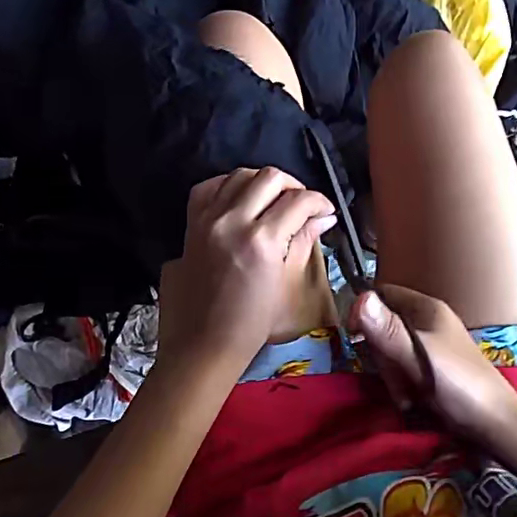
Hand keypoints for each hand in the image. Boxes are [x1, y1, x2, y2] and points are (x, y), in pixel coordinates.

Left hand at [159, 168, 335, 371]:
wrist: (204, 342)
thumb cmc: (252, 324)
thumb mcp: (287, 285)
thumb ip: (304, 243)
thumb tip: (324, 219)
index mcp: (262, 241)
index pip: (298, 201)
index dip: (319, 201)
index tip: (325, 211)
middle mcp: (233, 221)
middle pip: (269, 176)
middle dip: (294, 186)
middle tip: (302, 205)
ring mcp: (208, 219)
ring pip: (239, 174)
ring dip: (262, 183)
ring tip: (273, 201)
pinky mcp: (191, 224)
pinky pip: (210, 186)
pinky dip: (229, 186)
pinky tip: (241, 201)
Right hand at [349, 283, 516, 442]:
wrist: (494, 423)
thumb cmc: (460, 385)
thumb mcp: (420, 356)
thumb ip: (389, 330)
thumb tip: (360, 298)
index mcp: (427, 309)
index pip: (382, 293)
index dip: (365, 311)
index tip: (357, 336)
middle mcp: (428, 323)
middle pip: (382, 326)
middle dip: (382, 354)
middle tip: (396, 373)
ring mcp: (429, 348)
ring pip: (389, 353)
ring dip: (393, 376)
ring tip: (410, 393)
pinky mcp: (430, 371)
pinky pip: (401, 372)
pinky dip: (403, 387)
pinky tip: (413, 401)